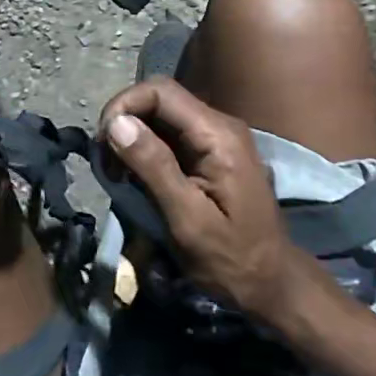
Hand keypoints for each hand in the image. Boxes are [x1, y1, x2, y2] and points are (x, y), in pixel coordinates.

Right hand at [99, 78, 308, 322]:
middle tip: (107, 164)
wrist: (271, 284)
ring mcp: (214, 138)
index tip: (104, 144)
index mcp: (218, 135)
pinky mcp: (207, 152)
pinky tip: (134, 178)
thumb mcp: (187, 218)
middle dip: (123, 123)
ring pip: (159, 116)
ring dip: (130, 138)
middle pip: (158, 98)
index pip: (160, 91)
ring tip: (117, 175)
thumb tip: (116, 123)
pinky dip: (142, 150)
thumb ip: (154, 166)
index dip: (124, 106)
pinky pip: (167, 135)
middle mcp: (218, 125)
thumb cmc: (231, 258)